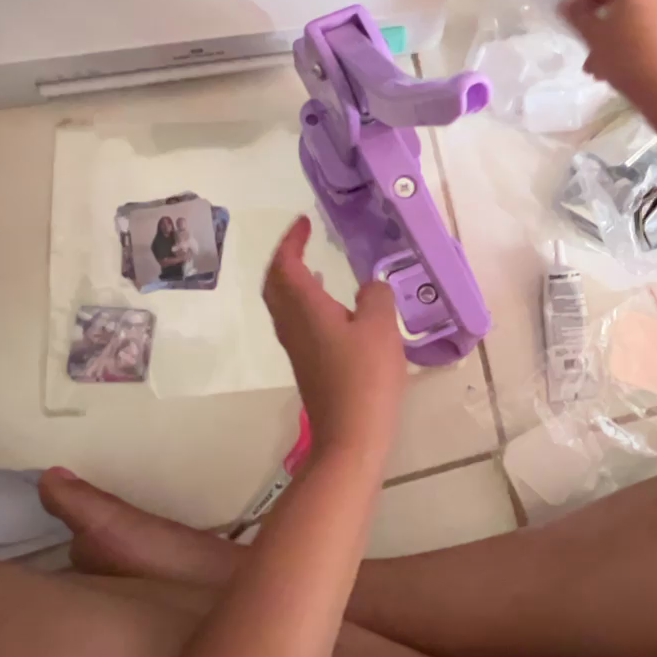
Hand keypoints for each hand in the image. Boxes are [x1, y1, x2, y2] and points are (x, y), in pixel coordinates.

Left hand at [263, 216, 405, 461]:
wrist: (351, 434)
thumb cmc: (365, 376)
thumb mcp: (382, 327)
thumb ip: (376, 296)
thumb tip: (371, 287)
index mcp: (306, 308)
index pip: (286, 265)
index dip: (292, 241)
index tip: (303, 222)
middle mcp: (293, 324)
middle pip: (275, 284)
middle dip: (284, 259)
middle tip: (303, 242)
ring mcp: (298, 347)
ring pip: (282, 304)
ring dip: (291, 280)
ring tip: (314, 267)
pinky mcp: (308, 364)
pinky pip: (296, 320)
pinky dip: (304, 301)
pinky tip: (331, 306)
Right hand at [560, 0, 656, 110]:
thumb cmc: (628, 59)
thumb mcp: (595, 37)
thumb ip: (577, 15)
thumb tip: (565, 2)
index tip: (559, 12)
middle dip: (592, 17)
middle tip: (579, 39)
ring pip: (628, 13)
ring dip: (607, 34)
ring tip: (595, 64)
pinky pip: (643, 24)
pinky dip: (627, 37)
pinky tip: (616, 65)